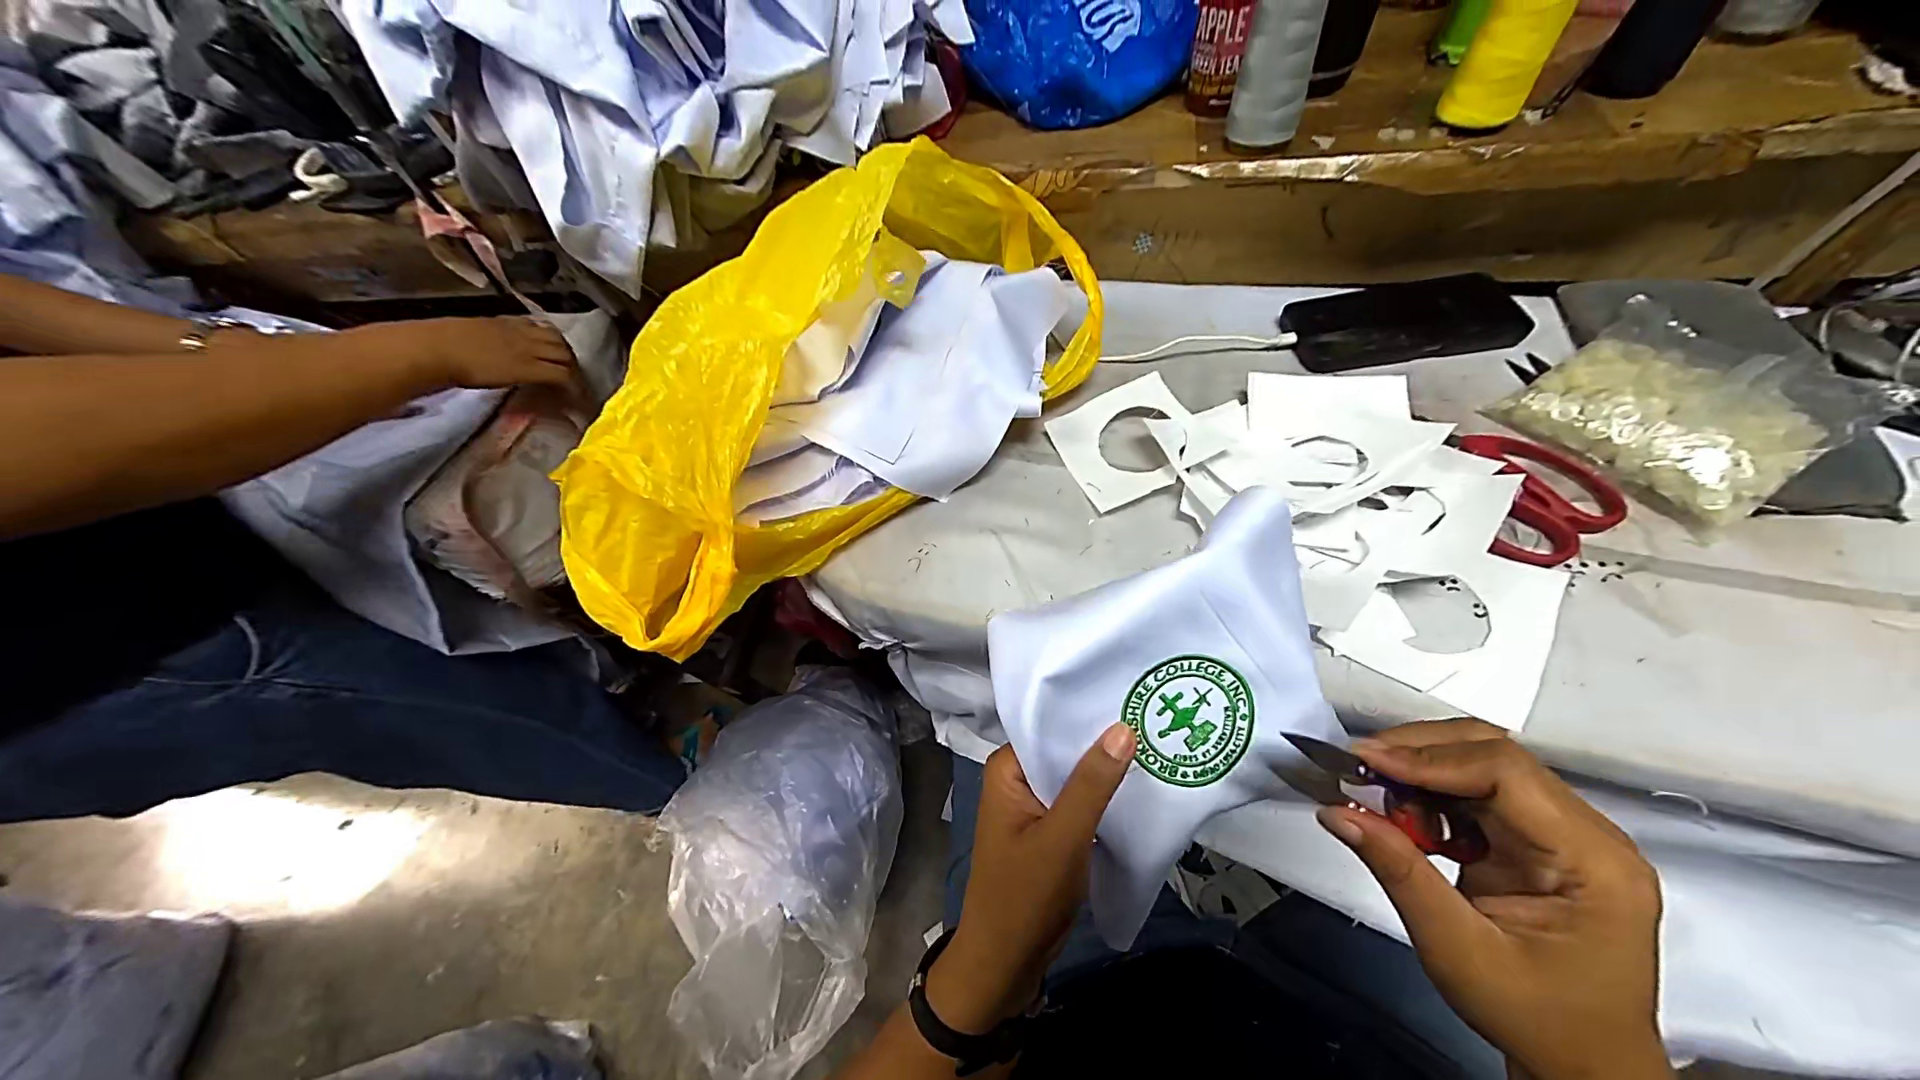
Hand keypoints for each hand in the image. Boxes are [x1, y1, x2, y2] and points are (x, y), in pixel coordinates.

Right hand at [337, 316, 578, 391]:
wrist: (433, 349)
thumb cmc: (436, 343)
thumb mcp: (465, 333)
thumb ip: (482, 338)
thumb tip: (481, 349)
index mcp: (503, 322)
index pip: (540, 327)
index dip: (553, 341)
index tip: (556, 353)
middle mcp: (521, 333)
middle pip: (559, 341)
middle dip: (569, 356)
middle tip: (571, 372)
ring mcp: (528, 350)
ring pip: (565, 356)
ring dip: (573, 371)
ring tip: (575, 386)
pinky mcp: (530, 369)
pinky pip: (562, 376)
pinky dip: (571, 386)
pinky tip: (573, 397)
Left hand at [924, 724, 1134, 1033]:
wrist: (1004, 966)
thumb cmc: (1025, 896)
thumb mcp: (1063, 837)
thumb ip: (1092, 784)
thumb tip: (1122, 728)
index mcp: (1007, 770)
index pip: (1050, 728)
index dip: (1089, 718)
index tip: (1134, 702)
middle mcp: (1016, 782)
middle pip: (1064, 753)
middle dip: (1104, 746)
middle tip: (1155, 725)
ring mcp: (1032, 809)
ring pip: (1075, 781)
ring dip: (1107, 776)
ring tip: (1157, 751)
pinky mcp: (1048, 834)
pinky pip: (1078, 807)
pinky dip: (1103, 804)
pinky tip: (1139, 794)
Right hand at [1317, 720, 1668, 1079]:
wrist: (1581, 1061)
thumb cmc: (1534, 1015)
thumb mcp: (1456, 948)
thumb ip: (1398, 871)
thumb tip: (1338, 811)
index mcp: (1593, 862)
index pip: (1505, 773)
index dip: (1428, 758)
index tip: (1364, 761)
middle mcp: (1589, 834)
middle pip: (1493, 755)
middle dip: (1418, 753)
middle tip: (1358, 767)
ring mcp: (1565, 832)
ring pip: (1481, 763)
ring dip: (1420, 769)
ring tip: (1377, 795)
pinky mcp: (1537, 836)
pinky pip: (1476, 789)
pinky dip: (1430, 791)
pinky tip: (1407, 814)